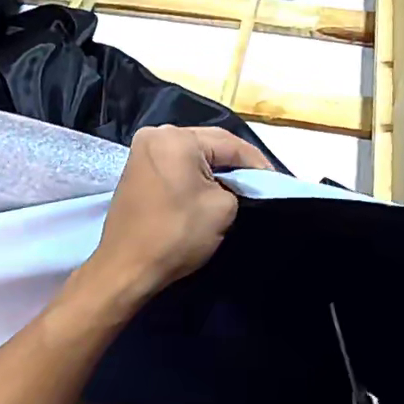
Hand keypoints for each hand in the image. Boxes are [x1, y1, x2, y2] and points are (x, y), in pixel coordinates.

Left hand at [79, 125, 272, 305]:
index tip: (277, 181)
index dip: (258, 163)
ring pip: (191, 155)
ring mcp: (141, 153)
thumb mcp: (223, 208)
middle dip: (235, 164)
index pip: (230, 144)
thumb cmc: (176, 235)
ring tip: (237, 187)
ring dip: (214, 170)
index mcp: (176, 138)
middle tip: (259, 183)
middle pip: (209, 144)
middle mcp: (155, 135)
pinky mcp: (136, 172)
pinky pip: (175, 166)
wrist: (126, 268)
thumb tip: (234, 184)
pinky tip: (208, 190)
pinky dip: (194, 176)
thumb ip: (236, 186)